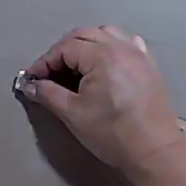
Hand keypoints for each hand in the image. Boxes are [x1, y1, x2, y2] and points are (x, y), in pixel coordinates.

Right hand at [19, 25, 185, 174]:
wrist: (154, 151)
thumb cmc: (112, 133)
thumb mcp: (73, 114)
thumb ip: (48, 94)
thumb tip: (31, 85)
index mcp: (101, 56)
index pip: (64, 48)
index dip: (44, 63)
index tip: (32, 79)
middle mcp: (121, 47)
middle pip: (83, 35)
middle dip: (62, 51)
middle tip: (49, 74)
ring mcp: (138, 54)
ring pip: (106, 34)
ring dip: (86, 45)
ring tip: (75, 67)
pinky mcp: (149, 66)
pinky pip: (127, 44)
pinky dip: (110, 47)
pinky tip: (105, 64)